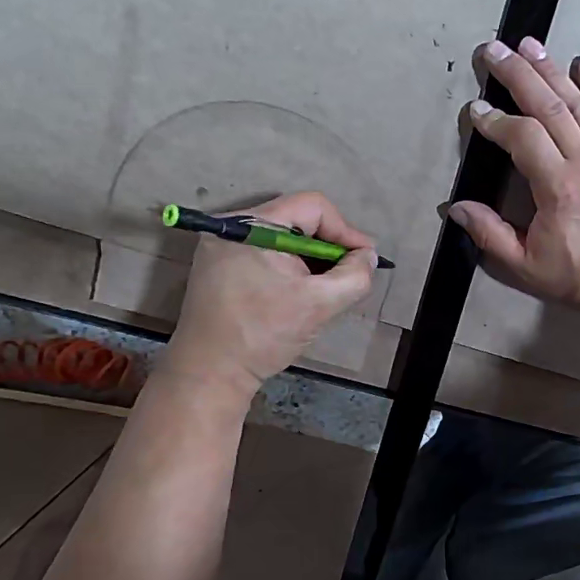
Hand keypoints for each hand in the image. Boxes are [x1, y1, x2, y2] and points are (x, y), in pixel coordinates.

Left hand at [159, 192, 377, 398]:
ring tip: (328, 289)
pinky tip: (301, 295)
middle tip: (349, 276)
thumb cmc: (262, 334)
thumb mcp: (319, 304)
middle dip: (329, 248)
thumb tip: (368, 257)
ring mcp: (224, 248)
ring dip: (312, 262)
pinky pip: (267, 256)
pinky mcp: (221, 269)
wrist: (211, 373)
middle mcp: (233, 227)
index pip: (313, 207)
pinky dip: (291, 270)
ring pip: (284, 240)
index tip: (364, 260)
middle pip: (298, 221)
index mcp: (252, 225)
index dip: (345, 231)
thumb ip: (354, 276)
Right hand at [448, 38, 579, 310]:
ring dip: (552, 71)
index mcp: (558, 189)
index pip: (523, 139)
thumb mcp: (526, 266)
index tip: (476, 110)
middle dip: (519, 75)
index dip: (496, 122)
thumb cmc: (578, 275)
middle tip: (494, 50)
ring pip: (579, 104)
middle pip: (549, 107)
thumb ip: (491, 235)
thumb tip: (457, 208)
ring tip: (529, 44)